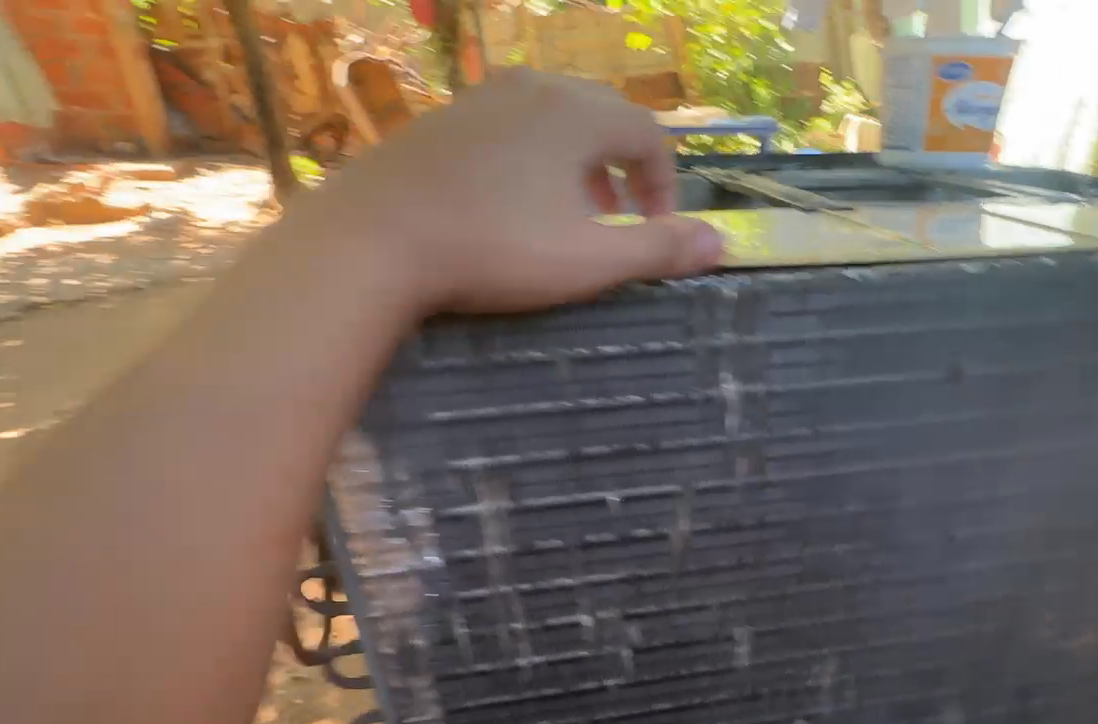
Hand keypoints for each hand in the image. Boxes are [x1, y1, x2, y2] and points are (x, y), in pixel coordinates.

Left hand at [306, 69, 725, 314]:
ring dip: (580, 170)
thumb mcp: (589, 260)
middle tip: (620, 226)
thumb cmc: (497, 249)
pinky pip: (511, 130)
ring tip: (572, 219)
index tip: (658, 234)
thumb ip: (658, 250)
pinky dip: (534, 163)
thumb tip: (721, 245)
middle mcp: (535, 89)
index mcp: (579, 113)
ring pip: (556, 123)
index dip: (666, 185)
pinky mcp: (445, 121)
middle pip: (604, 119)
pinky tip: (514, 207)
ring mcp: (484, 99)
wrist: (376, 238)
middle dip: (625, 175)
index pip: (649, 135)